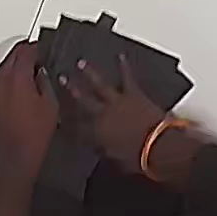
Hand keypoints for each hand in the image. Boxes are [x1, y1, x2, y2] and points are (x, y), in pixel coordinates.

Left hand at [0, 41, 56, 176]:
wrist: (17, 157)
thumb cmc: (35, 133)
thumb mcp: (51, 103)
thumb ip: (45, 80)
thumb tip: (42, 71)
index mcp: (17, 77)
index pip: (26, 50)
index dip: (38, 48)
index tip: (46, 50)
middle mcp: (2, 80)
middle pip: (13, 55)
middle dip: (27, 53)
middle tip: (41, 58)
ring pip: (5, 66)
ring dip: (18, 65)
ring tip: (34, 72)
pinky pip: (1, 80)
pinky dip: (11, 77)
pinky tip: (23, 87)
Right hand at [64, 55, 171, 174]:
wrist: (157, 145)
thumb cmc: (137, 157)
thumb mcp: (116, 159)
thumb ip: (105, 150)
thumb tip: (99, 147)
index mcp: (97, 132)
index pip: (78, 126)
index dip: (67, 121)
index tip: (59, 115)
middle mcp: (103, 113)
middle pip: (84, 100)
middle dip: (71, 89)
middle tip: (61, 77)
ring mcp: (118, 101)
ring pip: (100, 84)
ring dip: (90, 72)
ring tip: (81, 62)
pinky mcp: (133, 94)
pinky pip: (127, 78)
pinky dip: (124, 66)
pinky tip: (121, 56)